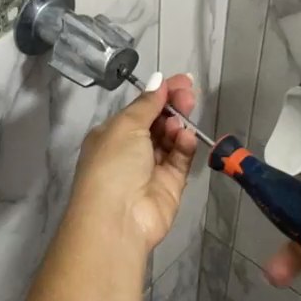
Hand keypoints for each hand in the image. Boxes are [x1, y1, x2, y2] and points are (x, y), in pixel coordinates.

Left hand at [69, 73, 200, 252]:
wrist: (117, 219)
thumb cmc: (113, 165)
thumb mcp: (125, 126)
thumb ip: (146, 104)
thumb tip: (157, 80)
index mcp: (112, 134)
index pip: (140, 109)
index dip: (160, 94)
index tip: (181, 81)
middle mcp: (130, 150)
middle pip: (158, 121)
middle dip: (173, 106)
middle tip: (189, 94)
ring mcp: (151, 168)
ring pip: (171, 139)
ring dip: (178, 125)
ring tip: (182, 118)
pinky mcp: (170, 184)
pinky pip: (180, 158)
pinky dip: (184, 146)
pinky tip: (184, 137)